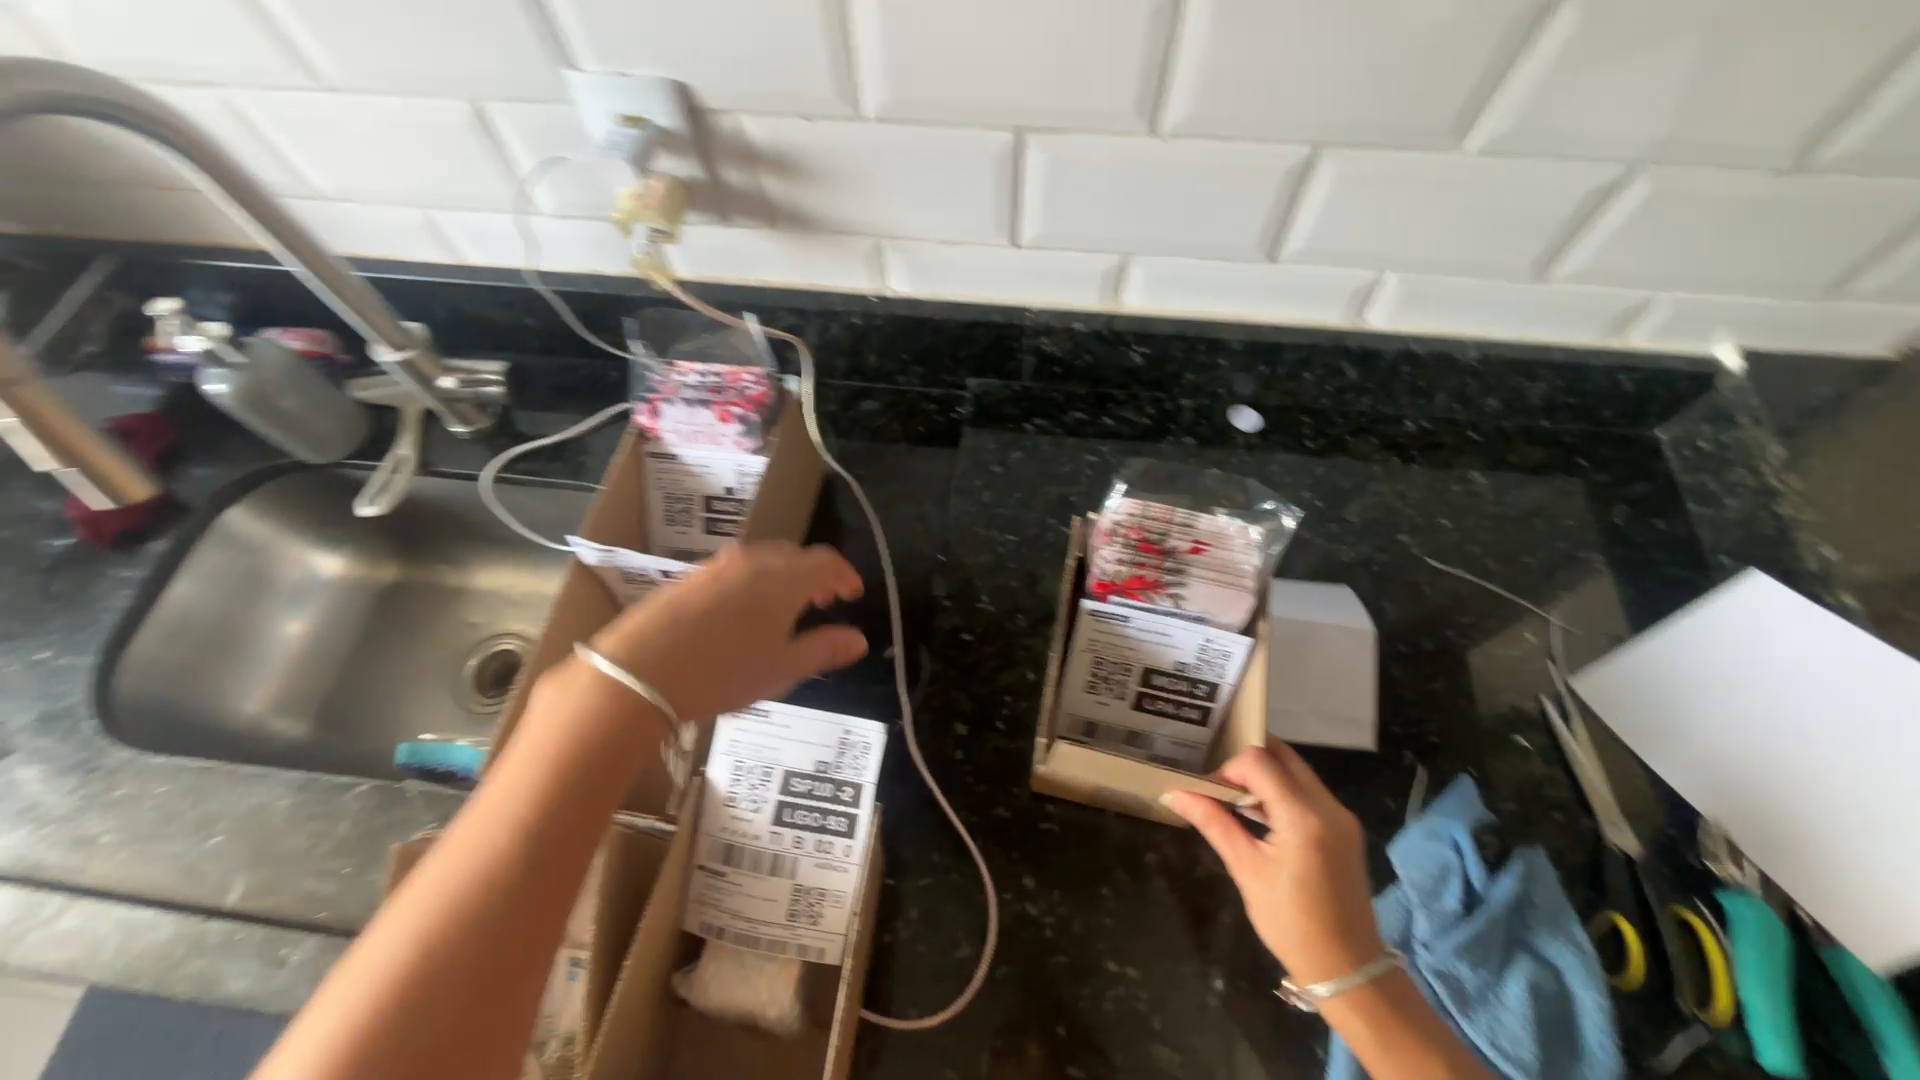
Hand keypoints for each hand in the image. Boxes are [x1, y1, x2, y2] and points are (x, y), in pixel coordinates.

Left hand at [560, 541, 868, 725]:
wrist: (638, 672)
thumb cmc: (723, 673)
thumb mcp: (782, 669)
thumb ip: (824, 649)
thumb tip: (858, 638)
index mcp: (785, 577)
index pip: (827, 561)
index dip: (845, 575)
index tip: (852, 596)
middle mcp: (754, 560)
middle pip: (794, 555)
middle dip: (813, 576)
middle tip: (819, 605)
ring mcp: (716, 565)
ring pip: (762, 560)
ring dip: (781, 579)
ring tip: (781, 614)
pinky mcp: (687, 577)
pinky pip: (733, 571)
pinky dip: (751, 585)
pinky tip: (740, 618)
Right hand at [1163, 744, 1385, 985]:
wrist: (1346, 965)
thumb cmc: (1290, 922)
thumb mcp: (1246, 870)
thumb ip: (1214, 823)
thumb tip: (1175, 794)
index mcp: (1303, 816)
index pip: (1260, 761)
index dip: (1229, 768)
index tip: (1209, 792)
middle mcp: (1328, 806)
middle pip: (1283, 756)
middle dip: (1247, 761)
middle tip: (1218, 782)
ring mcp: (1340, 816)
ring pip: (1297, 771)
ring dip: (1264, 775)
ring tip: (1232, 797)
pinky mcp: (1343, 828)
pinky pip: (1308, 792)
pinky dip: (1280, 791)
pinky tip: (1257, 814)